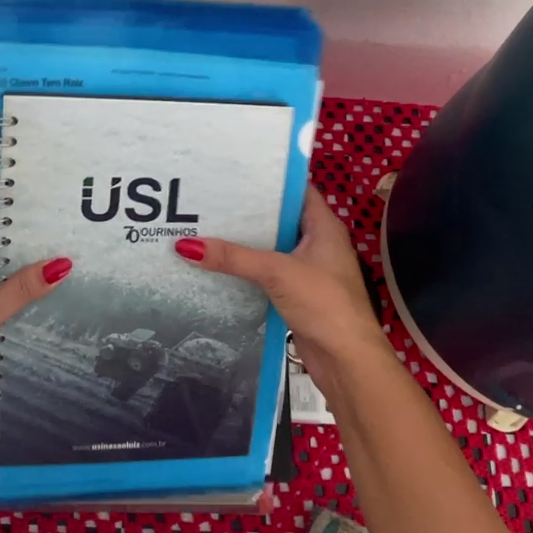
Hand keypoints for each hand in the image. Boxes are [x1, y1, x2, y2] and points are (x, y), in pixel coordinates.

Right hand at [174, 186, 389, 395]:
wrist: (346, 360)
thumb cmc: (323, 303)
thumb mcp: (277, 272)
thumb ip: (234, 258)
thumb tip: (185, 245)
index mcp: (323, 225)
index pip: (295, 189)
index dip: (268, 179)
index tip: (233, 171)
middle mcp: (316, 242)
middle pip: (278, 218)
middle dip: (247, 211)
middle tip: (208, 198)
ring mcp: (306, 269)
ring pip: (270, 247)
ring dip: (245, 242)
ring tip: (205, 226)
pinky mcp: (296, 293)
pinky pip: (267, 272)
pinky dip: (247, 268)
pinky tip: (218, 264)